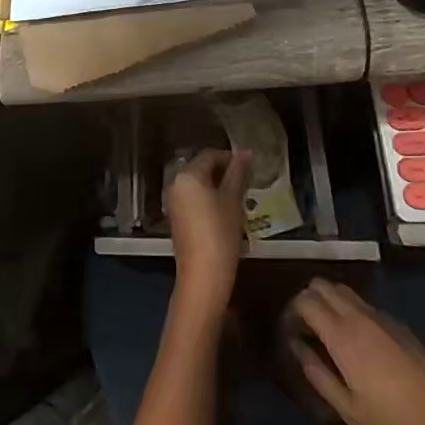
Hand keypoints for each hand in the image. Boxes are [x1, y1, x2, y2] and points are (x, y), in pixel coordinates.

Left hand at [165, 149, 250, 310]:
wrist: (203, 272)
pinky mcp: (177, 217)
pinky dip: (209, 198)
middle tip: (248, 180)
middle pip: (201, 168)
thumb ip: (238, 174)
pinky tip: (227, 210)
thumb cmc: (220, 231)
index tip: (250, 165)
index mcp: (187, 176)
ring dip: (218, 185)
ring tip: (241, 195)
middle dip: (225, 172)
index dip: (230, 157)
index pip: (209, 155)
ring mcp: (174, 201)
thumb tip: (245, 152)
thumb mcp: (233, 200)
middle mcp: (176, 184)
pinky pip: (194, 199)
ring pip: (198, 185)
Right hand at [284, 279, 424, 424]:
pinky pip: (364, 305)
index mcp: (343, 336)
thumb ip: (316, 372)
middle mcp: (360, 318)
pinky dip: (350, 311)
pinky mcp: (399, 325)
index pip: (305, 300)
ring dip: (329, 301)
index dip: (291, 311)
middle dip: (307, 299)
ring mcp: (382, 318)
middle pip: (322, 285)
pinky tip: (356, 341)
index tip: (290, 332)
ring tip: (327, 331)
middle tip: (306, 327)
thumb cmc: (395, 423)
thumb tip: (297, 346)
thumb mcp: (346, 408)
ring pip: (344, 290)